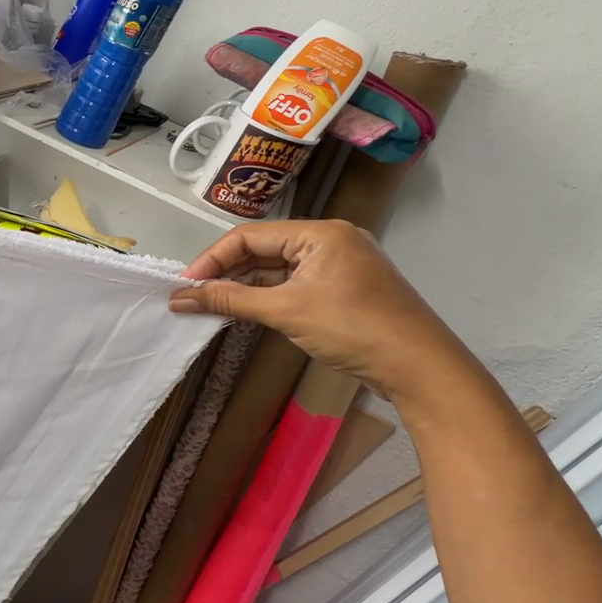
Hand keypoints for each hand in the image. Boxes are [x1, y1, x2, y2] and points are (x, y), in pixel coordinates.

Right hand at [169, 220, 478, 401]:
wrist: (422, 368)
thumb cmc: (353, 329)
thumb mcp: (285, 312)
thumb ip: (229, 300)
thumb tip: (180, 297)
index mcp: (320, 233)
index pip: (250, 236)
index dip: (213, 259)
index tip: (185, 284)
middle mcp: (331, 240)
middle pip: (263, 248)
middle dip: (226, 272)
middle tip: (193, 295)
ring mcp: (340, 264)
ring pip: (277, 267)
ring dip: (244, 285)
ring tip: (211, 304)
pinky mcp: (344, 288)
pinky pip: (294, 282)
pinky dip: (267, 294)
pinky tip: (245, 309)